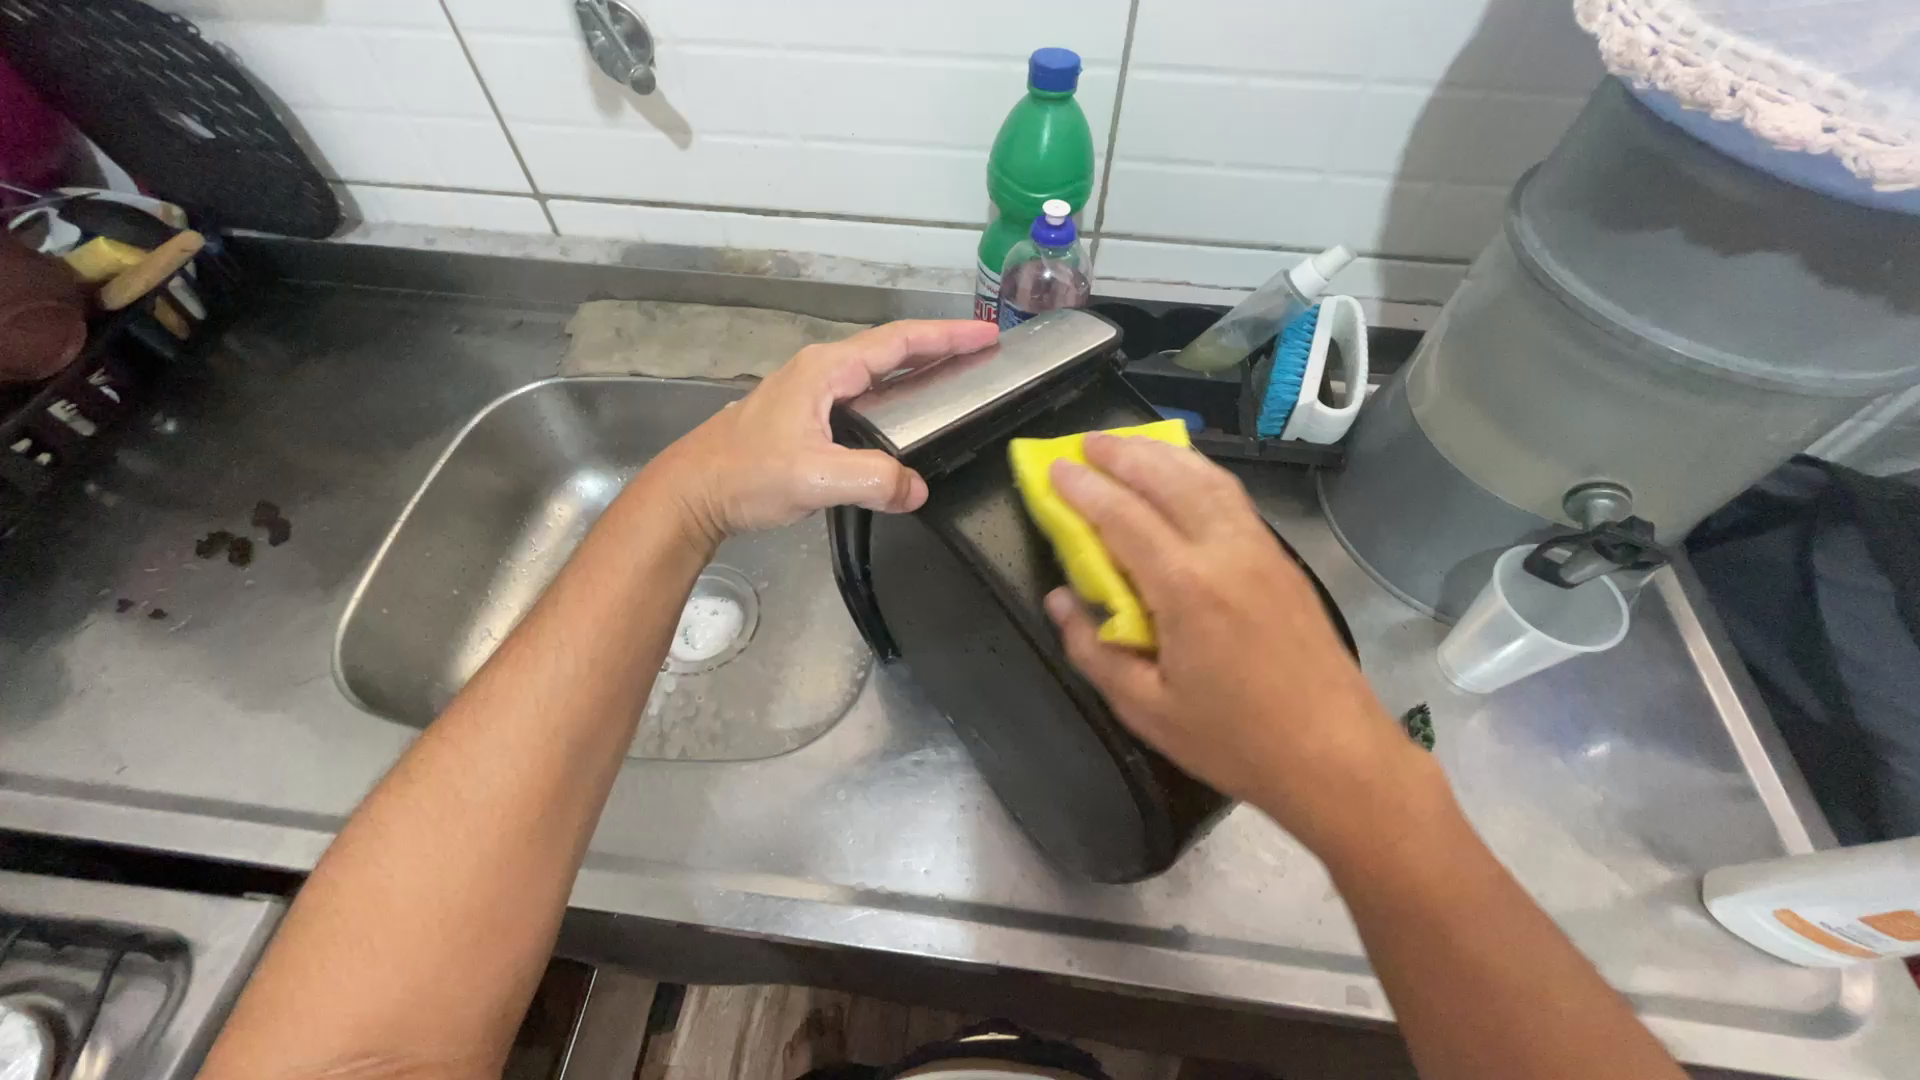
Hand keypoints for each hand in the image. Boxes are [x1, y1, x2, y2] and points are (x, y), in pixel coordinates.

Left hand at [648, 319, 997, 545]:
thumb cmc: (747, 476)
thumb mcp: (815, 477)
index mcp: (827, 370)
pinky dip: (894, 400)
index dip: (946, 336)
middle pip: (892, 351)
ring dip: (917, 373)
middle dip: (939, 349)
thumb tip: (917, 489)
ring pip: (876, 375)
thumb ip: (873, 480)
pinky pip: (863, 400)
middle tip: (982, 356)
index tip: (987, 335)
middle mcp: (821, 372)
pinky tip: (905, 423)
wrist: (692, 493)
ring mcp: (811, 395)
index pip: (899, 343)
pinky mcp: (806, 419)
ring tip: (954, 382)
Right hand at [1042, 434, 1424, 856]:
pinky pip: (1232, 497)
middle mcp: (1226, 552)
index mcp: (1187, 588)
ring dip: (1162, 454)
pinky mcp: (1282, 561)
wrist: (1337, 757)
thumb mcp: (1145, 709)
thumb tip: (1060, 599)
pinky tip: (1183, 478)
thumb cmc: (1234, 741)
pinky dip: (1198, 474)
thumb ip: (1093, 650)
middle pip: (1168, 479)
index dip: (1083, 488)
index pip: (1123, 516)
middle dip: (1123, 453)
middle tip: (1085, 443)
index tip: (1054, 468)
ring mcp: (1261, 551)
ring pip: (1207, 479)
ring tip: (1128, 446)